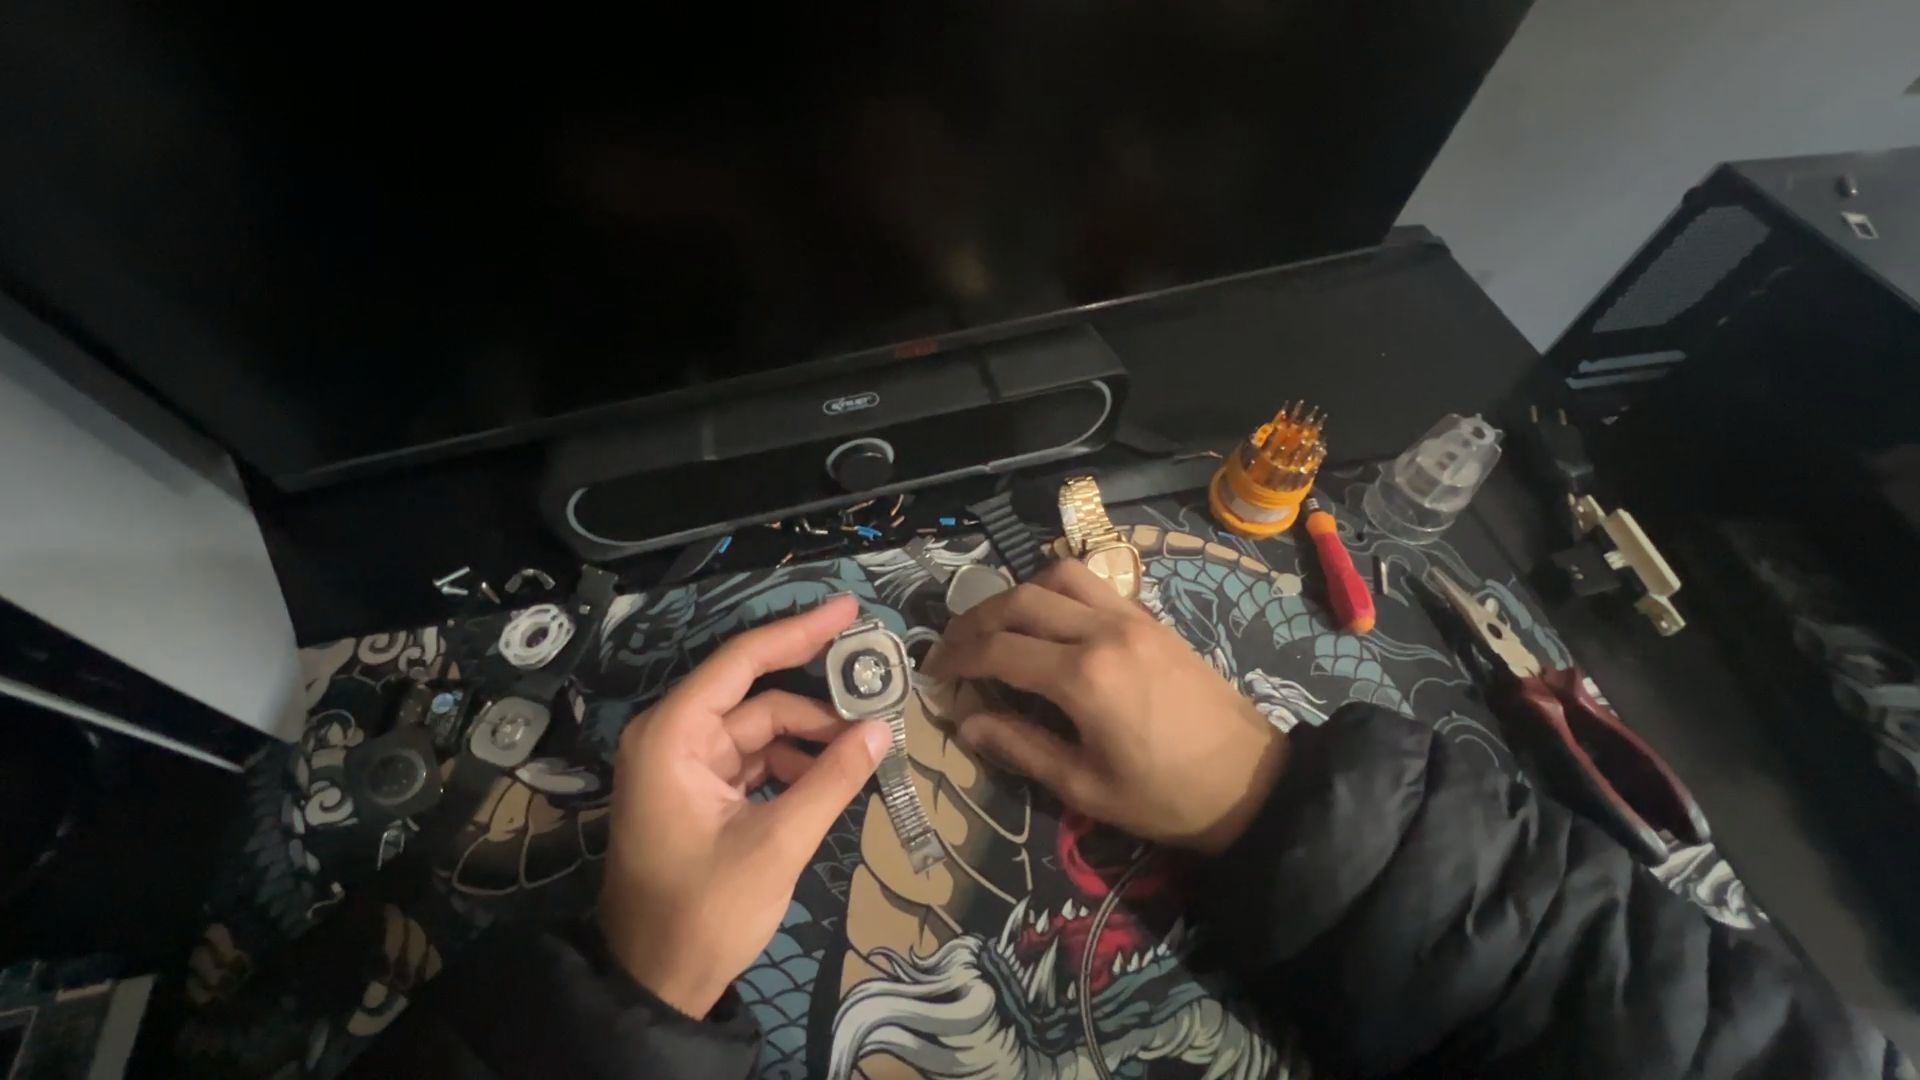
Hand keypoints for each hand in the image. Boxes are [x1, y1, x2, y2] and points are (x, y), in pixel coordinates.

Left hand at [598, 594, 891, 1016]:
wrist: (655, 986)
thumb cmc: (704, 913)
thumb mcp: (777, 844)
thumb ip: (832, 779)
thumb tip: (884, 729)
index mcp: (673, 736)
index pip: (742, 661)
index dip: (799, 632)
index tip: (848, 609)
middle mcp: (674, 737)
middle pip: (759, 697)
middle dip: (820, 704)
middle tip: (877, 702)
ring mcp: (687, 764)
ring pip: (763, 728)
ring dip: (812, 737)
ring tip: (864, 750)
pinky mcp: (701, 790)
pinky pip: (756, 757)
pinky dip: (795, 762)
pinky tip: (832, 775)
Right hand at [925, 560, 1287, 853]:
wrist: (1253, 782)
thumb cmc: (1165, 798)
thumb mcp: (1085, 787)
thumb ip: (1020, 747)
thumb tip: (965, 722)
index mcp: (1082, 678)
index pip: (998, 650)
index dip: (957, 658)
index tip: (934, 672)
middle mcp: (1102, 632)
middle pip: (1019, 601)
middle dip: (974, 620)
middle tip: (951, 647)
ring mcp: (1130, 617)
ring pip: (1057, 576)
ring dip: (1017, 594)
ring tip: (998, 626)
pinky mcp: (1150, 618)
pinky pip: (1093, 583)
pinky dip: (1057, 590)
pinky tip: (1049, 620)